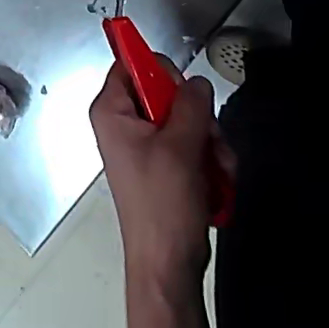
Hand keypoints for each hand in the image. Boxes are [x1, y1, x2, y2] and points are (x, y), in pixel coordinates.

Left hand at [90, 56, 229, 287]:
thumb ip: (191, 104)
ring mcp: (144, 144)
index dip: (158, 70)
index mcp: (111, 111)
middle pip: (164, 92)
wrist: (167, 262)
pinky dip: (209, 159)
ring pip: (185, 119)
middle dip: (197, 116)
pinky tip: (217, 181)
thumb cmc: (163, 202)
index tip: (181, 91)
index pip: (128, 65)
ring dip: (209, 142)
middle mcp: (123, 122)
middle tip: (208, 139)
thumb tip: (198, 83)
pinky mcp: (163, 163)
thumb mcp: (180, 146)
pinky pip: (191, 143)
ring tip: (216, 169)